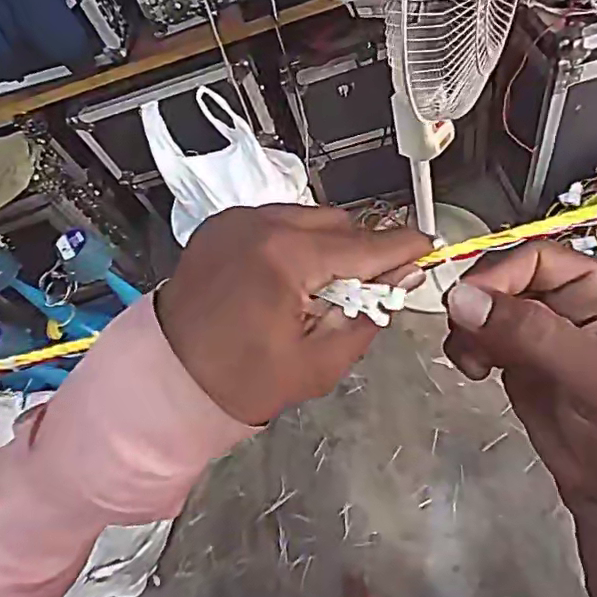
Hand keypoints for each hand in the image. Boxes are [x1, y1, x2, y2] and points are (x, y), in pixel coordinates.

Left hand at [156, 205, 431, 425]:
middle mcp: (261, 223)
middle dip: (361, 252)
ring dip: (327, 244)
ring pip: (310, 217)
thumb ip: (368, 314)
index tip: (427, 247)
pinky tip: (288, 274)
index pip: (364, 245)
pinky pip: (277, 219)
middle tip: (365, 288)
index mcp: (286, 258)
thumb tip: (402, 278)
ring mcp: (238, 219)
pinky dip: (294, 240)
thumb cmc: (241, 379)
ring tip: (319, 286)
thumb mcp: (318, 363)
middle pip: (339, 224)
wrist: (169, 375)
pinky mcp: (222, 223)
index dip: (402, 247)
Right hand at [442, 241, 596, 524]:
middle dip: (477, 304)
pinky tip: (476, 370)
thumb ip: (531, 334)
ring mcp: (540, 331)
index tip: (468, 304)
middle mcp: (568, 301)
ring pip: (483, 306)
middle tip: (467, 337)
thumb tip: (462, 298)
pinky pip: (478, 336)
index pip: (535, 259)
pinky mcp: (518, 359)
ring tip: (473, 362)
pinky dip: (466, 347)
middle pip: (502, 278)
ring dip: (467, 328)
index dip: (497, 275)